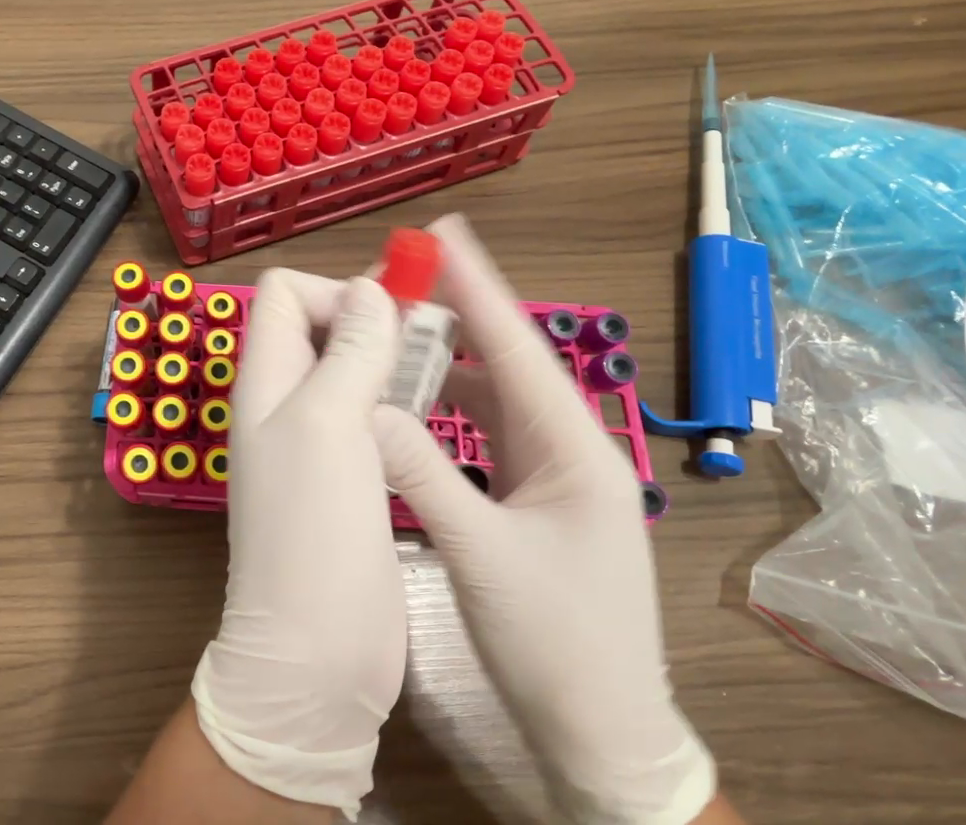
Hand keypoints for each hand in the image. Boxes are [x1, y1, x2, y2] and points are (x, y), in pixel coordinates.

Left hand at [191, 271, 407, 819]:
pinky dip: (398, 404)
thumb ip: (347, 353)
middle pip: (323, 329)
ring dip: (392, 363)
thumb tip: (367, 290)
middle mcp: (285, 405)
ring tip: (441, 378)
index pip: (285, 295)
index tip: (389, 324)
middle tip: (431, 346)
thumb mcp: (327, 426)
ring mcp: (316, 445)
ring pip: (351, 373)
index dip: (335, 293)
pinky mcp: (347, 481)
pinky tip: (432, 420)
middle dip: (374, 323)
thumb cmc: (313, 532)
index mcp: (266, 382)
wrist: (315, 651)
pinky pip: (369, 418)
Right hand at [372, 215, 716, 824]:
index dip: (479, 288)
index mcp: (574, 450)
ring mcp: (554, 479)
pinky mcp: (535, 504)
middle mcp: (569, 451)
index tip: (444, 234)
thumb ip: (422, 477)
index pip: (517, 350)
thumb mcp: (480, 558)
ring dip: (449, 367)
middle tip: (403, 277)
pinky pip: (489, 439)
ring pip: (496, 402)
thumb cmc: (555, 644)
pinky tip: (415, 406)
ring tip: (398, 333)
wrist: (600, 732)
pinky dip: (450, 415)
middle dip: (458, 318)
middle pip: (507, 366)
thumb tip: (365, 409)